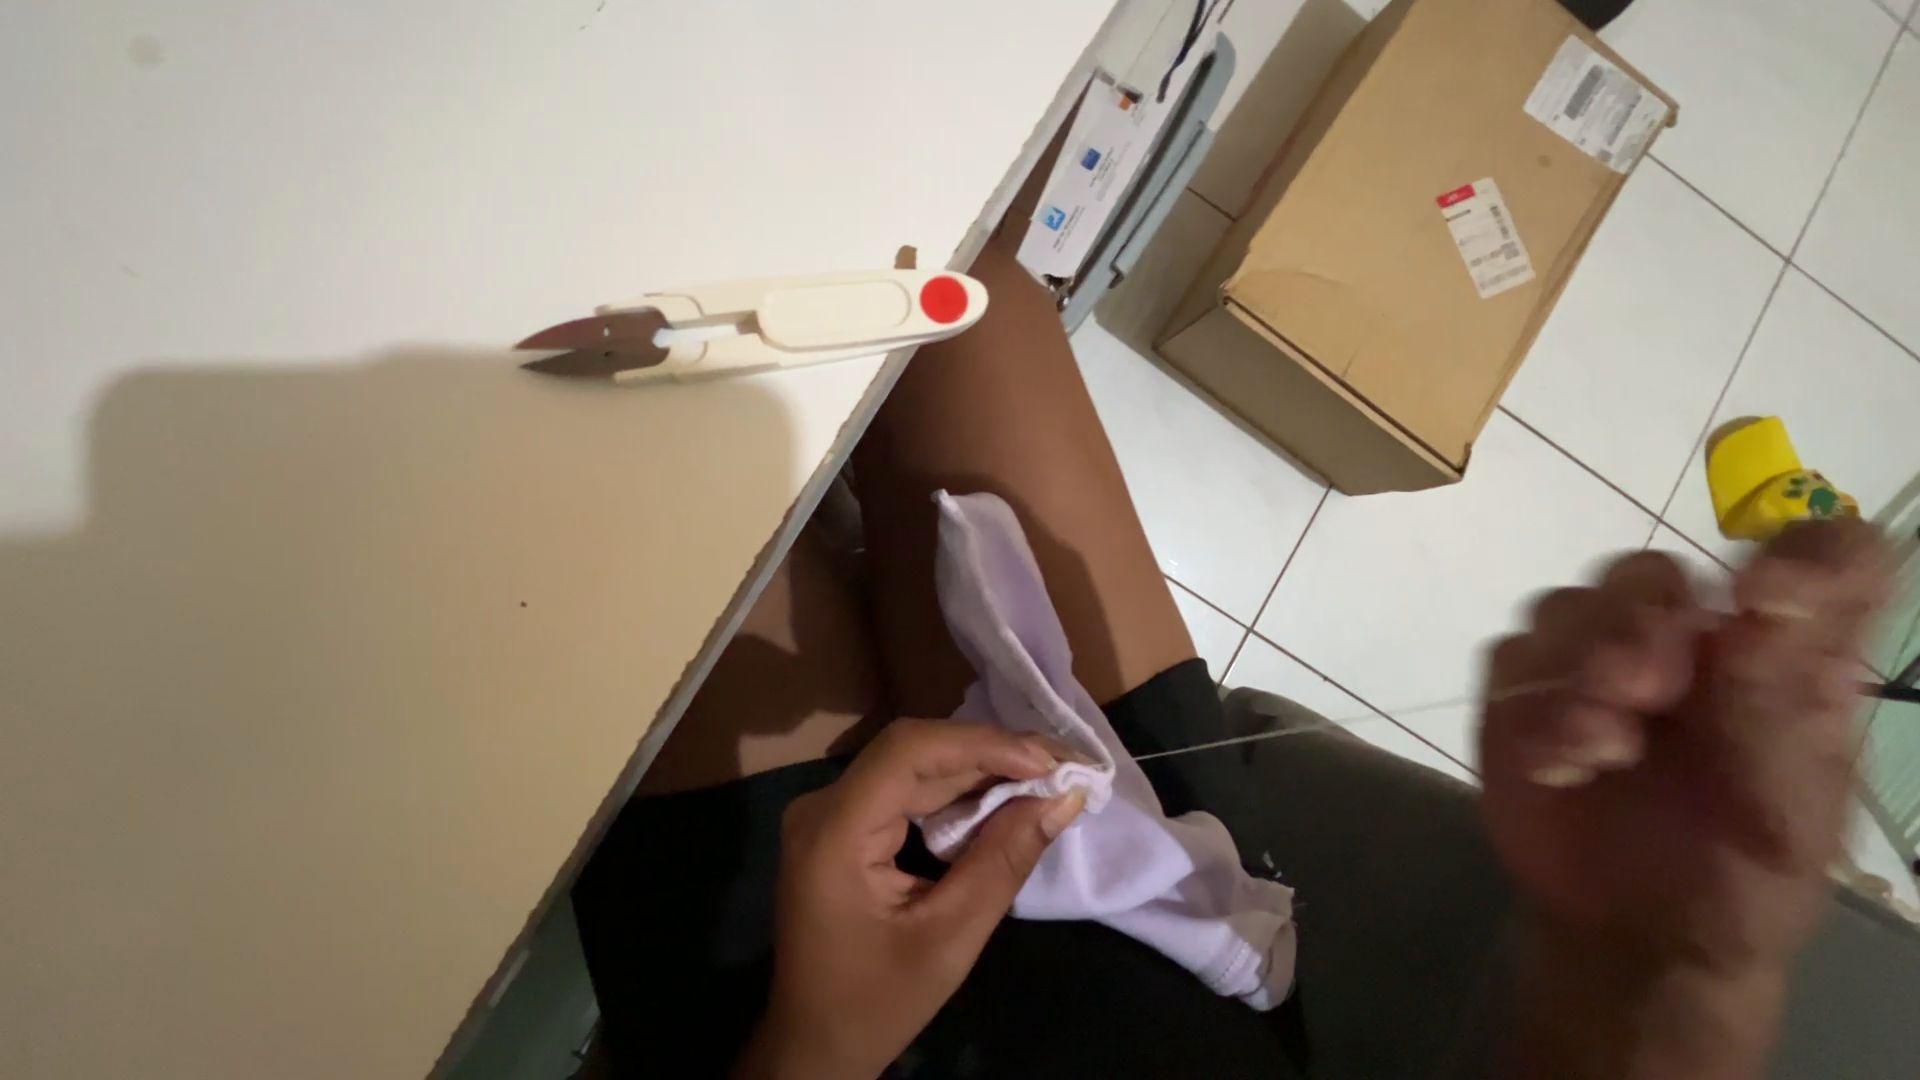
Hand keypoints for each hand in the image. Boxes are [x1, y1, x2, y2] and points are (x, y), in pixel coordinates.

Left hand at [735, 719, 1086, 1079]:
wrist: (812, 1046)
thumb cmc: (875, 1005)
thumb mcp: (949, 942)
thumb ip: (1003, 862)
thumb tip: (1064, 798)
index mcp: (833, 831)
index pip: (909, 752)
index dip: (983, 744)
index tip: (1049, 762)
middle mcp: (825, 804)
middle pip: (917, 752)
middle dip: (995, 752)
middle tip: (1067, 762)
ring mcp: (833, 810)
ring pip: (917, 764)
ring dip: (985, 766)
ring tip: (1051, 772)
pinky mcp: (846, 821)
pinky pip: (909, 787)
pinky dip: (962, 789)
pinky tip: (1007, 791)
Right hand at [1481, 520, 1888, 1076]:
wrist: (1622, 924)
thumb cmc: (1735, 874)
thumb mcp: (1789, 805)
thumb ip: (1778, 700)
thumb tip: (1768, 590)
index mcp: (1780, 658)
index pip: (1820, 557)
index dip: (1799, 555)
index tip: (1762, 602)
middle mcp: (1684, 641)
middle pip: (1649, 573)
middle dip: (1635, 623)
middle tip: (1639, 690)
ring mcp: (1587, 657)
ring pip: (1563, 605)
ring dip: (1575, 666)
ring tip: (1598, 747)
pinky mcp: (1520, 686)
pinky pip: (1508, 654)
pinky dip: (1530, 703)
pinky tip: (1559, 761)